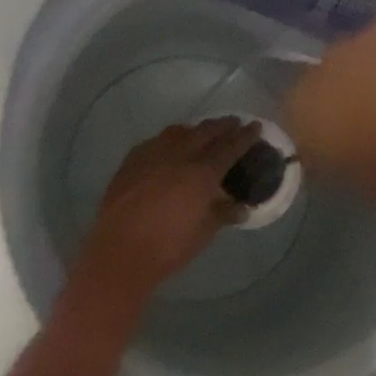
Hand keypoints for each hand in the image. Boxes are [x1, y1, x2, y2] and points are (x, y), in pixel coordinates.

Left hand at [74, 118, 262, 298]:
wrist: (120, 252)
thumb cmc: (168, 248)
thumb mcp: (203, 233)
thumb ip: (223, 214)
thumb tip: (241, 207)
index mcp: (201, 174)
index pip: (229, 147)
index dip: (244, 136)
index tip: (255, 126)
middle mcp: (178, 156)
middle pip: (204, 132)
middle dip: (222, 125)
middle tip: (234, 123)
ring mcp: (151, 156)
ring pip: (177, 132)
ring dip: (195, 129)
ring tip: (202, 132)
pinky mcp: (130, 162)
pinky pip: (154, 142)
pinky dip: (169, 139)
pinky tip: (169, 147)